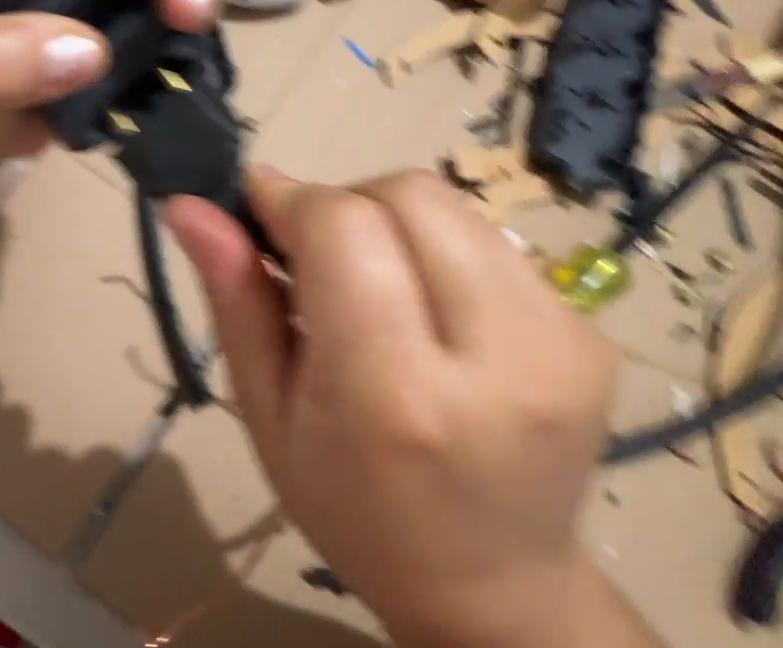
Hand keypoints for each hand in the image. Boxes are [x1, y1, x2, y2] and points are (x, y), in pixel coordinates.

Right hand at [168, 169, 638, 647]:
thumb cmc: (350, 508)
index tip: (257, 212)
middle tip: (313, 257)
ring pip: (453, 206)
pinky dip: (439, 250)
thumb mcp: (267, 414)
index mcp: (394, 394)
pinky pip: (492, 240)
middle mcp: (498, 358)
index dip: (291, 200)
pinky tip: (428, 309)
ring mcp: (562, 342)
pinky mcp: (593, 334)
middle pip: (407, 196)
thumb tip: (188, 205)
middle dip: (343, 202)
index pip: (343, 228)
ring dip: (391, 220)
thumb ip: (234, 300)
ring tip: (372, 284)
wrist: (492, 585)